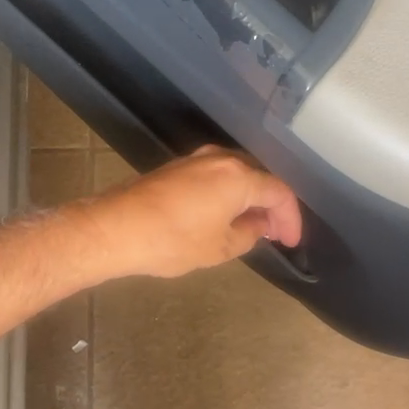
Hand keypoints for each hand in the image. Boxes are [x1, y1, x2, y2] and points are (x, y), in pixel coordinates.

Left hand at [69, 146, 302, 277]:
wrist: (117, 229)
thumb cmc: (174, 241)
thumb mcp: (220, 247)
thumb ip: (249, 234)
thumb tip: (259, 226)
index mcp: (239, 177)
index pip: (279, 192)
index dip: (290, 218)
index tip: (291, 241)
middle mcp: (221, 160)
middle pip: (259, 179)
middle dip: (271, 207)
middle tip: (276, 234)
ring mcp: (196, 160)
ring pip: (237, 176)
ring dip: (249, 200)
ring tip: (253, 227)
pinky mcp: (177, 169)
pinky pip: (216, 178)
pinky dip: (229, 196)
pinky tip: (226, 217)